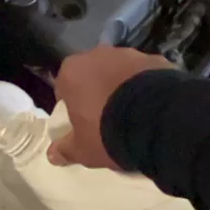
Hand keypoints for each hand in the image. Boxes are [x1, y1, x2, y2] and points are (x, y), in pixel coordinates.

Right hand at [49, 46, 173, 169]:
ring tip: (134, 113)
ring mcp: (130, 54)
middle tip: (107, 117)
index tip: (81, 121)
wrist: (157, 120)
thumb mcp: (83, 148)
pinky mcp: (157, 59)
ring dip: (123, 86)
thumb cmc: (107, 132)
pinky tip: (154, 107)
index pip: (64, 87)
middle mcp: (97, 55)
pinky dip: (146, 86)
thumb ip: (66, 149)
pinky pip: (146, 74)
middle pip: (92, 74)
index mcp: (72, 71)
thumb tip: (52, 155)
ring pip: (120, 71)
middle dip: (97, 91)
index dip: (71, 105)